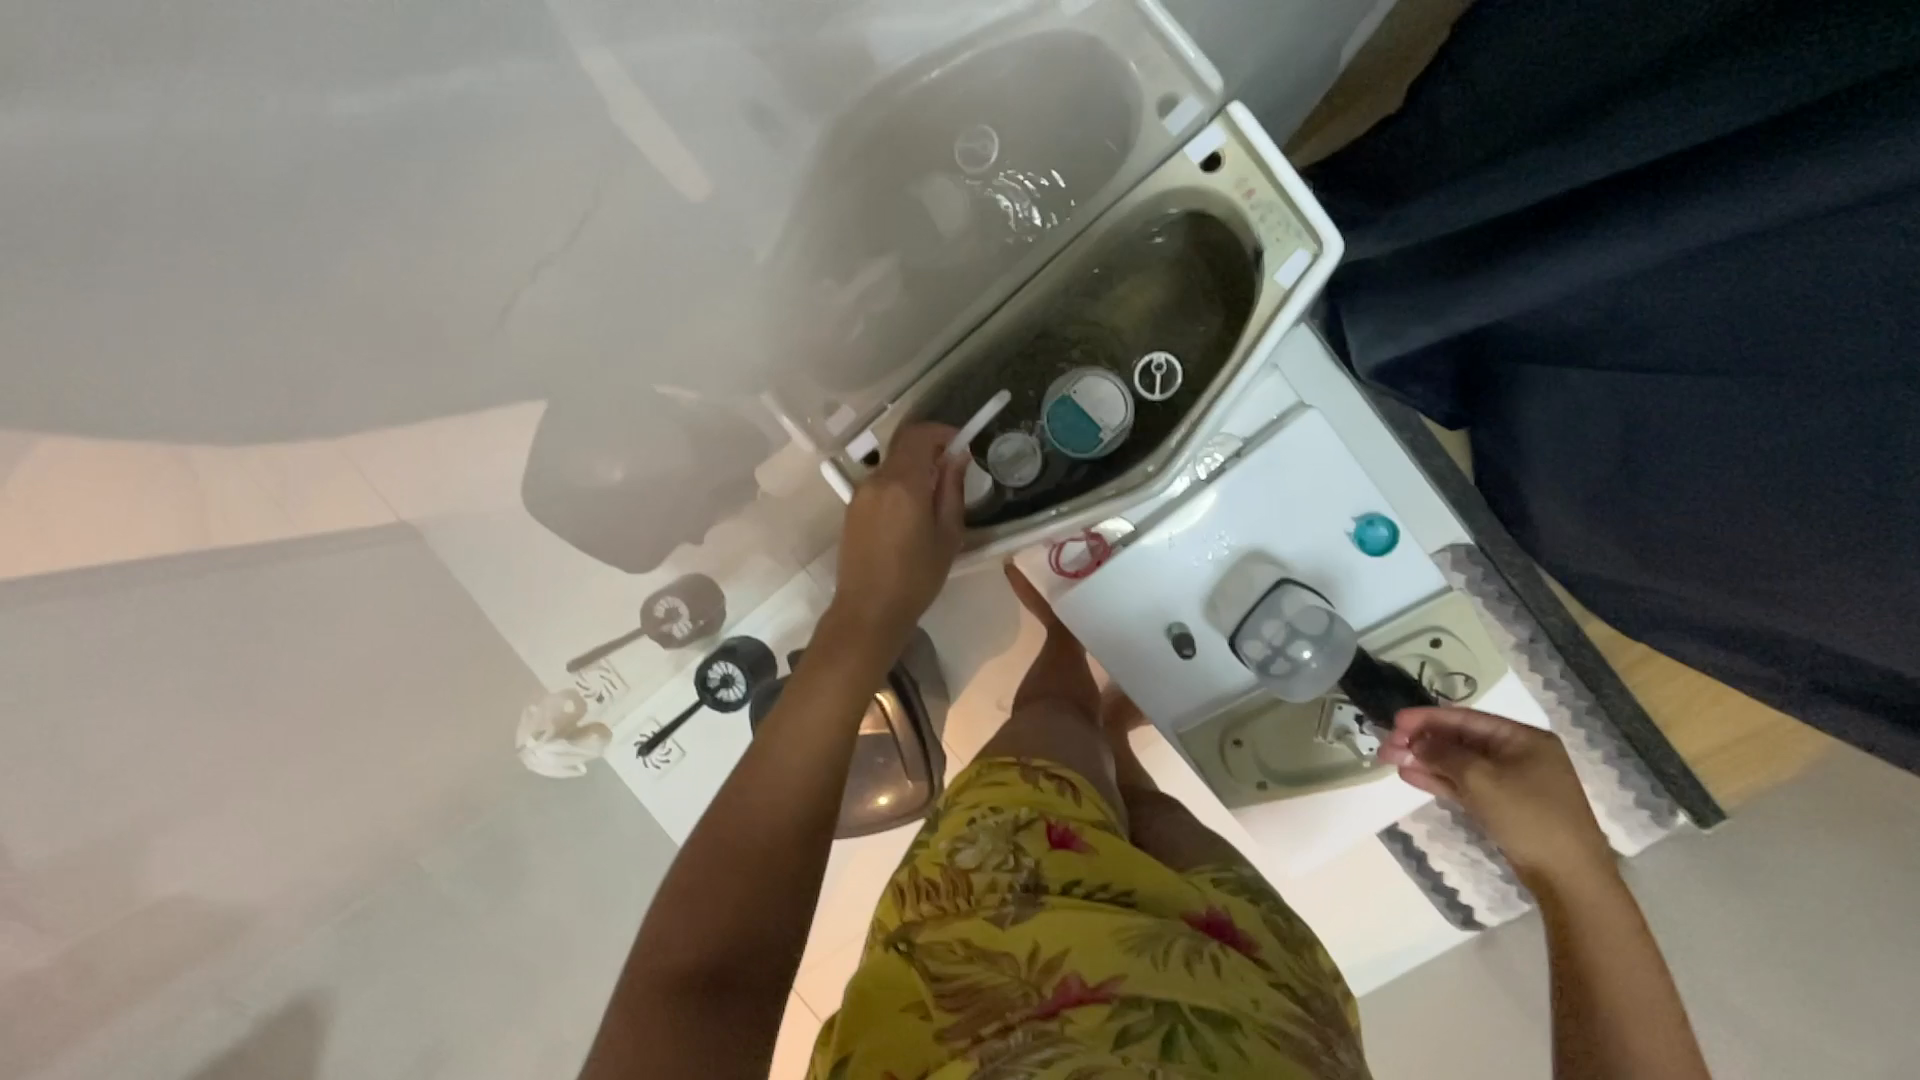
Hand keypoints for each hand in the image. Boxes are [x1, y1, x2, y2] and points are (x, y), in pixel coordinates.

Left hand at [827, 423, 968, 644]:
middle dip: (929, 449)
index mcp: (903, 483)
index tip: (961, 444)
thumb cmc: (916, 577)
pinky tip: (912, 515)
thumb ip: (952, 490)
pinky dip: (899, 486)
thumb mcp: (948, 535)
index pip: (919, 434)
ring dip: (914, 470)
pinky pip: (880, 485)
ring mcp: (860, 494)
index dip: (941, 432)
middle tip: (952, 471)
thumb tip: (957, 458)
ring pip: (891, 466)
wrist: (868, 610)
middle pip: (903, 447)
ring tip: (935, 499)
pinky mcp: (852, 510)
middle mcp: (876, 480)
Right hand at [1380, 706, 1614, 883]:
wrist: (1566, 875)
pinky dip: (1439, 780)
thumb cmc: (1528, 816)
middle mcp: (1518, 754)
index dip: (1427, 718)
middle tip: (1385, 745)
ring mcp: (1511, 781)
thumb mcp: (1480, 778)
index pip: (1465, 718)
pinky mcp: (1503, 804)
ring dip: (1424, 760)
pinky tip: (1410, 776)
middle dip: (1421, 741)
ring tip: (1390, 760)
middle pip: (1460, 739)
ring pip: (1459, 763)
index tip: (1394, 721)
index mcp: (1522, 738)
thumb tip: (1415, 742)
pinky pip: (1465, 784)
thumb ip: (1443, 753)